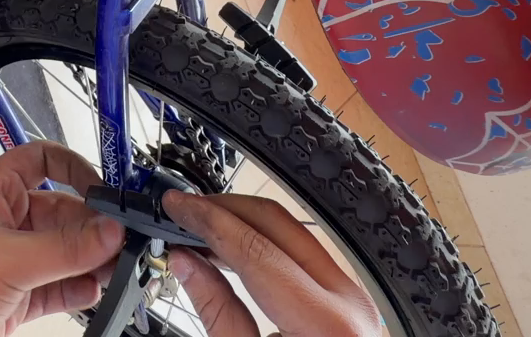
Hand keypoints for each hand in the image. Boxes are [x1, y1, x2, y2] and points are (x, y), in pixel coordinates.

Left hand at [0, 142, 124, 336]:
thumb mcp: (10, 257)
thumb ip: (64, 247)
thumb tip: (109, 231)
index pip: (42, 160)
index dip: (72, 167)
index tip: (100, 186)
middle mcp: (8, 217)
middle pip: (62, 210)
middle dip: (91, 224)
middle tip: (119, 238)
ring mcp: (14, 256)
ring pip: (64, 249)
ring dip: (90, 257)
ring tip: (114, 266)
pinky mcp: (19, 293)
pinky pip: (59, 283)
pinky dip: (79, 286)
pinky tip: (95, 287)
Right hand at [162, 191, 386, 336]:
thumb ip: (217, 311)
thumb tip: (185, 259)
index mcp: (327, 327)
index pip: (255, 249)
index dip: (208, 221)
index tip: (176, 206)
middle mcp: (349, 303)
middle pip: (276, 223)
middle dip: (223, 208)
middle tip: (182, 209)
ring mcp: (354, 297)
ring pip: (290, 229)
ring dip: (241, 220)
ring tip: (200, 225)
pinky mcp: (349, 299)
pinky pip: (301, 250)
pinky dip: (261, 240)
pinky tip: (232, 247)